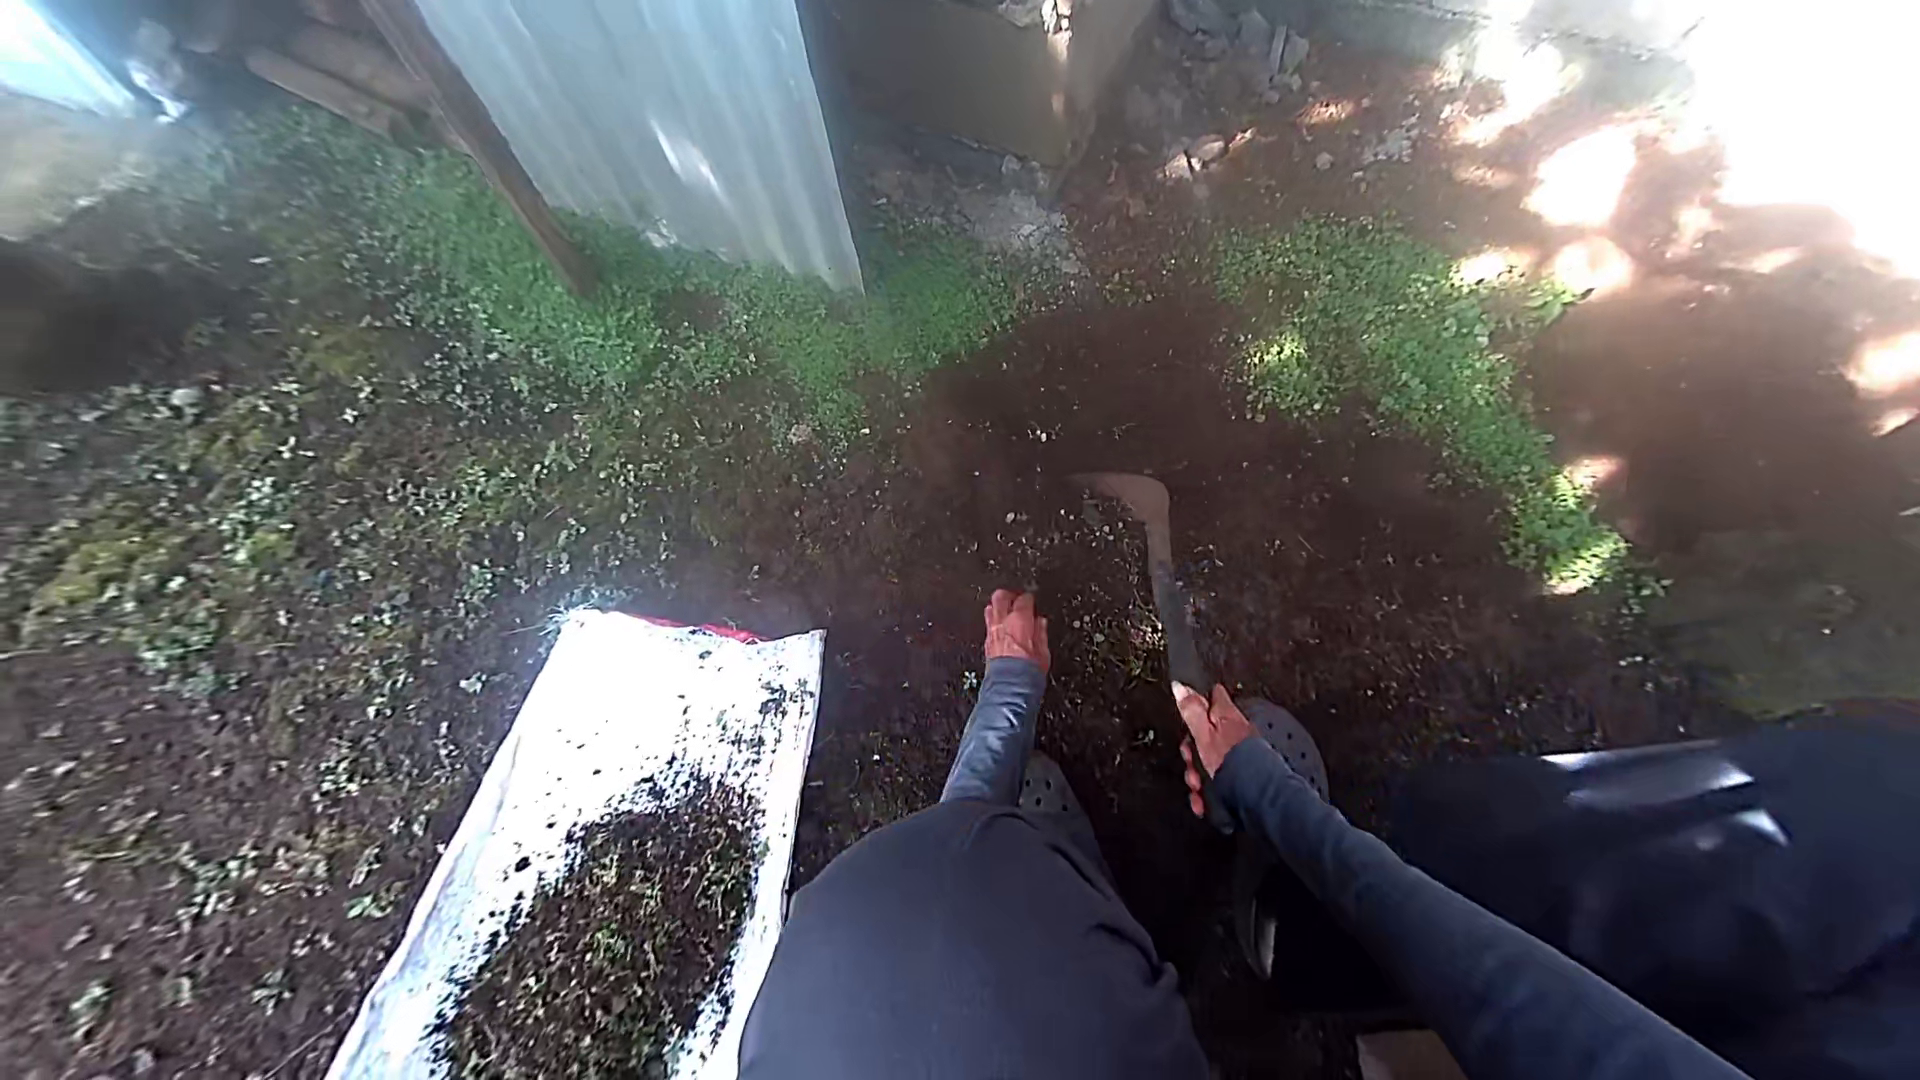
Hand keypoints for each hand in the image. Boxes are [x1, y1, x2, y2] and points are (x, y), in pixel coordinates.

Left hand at [984, 588, 1049, 674]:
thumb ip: (1041, 633)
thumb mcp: (1043, 652)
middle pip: (1001, 595)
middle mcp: (1003, 622)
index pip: (1024, 598)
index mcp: (1020, 621)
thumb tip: (1040, 623)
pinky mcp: (986, 640)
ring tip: (1007, 610)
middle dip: (1010, 594)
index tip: (1032, 602)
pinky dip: (994, 618)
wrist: (1009, 688)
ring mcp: (992, 630)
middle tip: (1017, 599)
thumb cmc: (1027, 673)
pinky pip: (988, 621)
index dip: (1029, 598)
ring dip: (999, 605)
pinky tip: (1000, 624)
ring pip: (991, 606)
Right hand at [1173, 682, 1255, 818]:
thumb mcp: (1203, 733)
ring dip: (1198, 773)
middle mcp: (1237, 730)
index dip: (1196, 705)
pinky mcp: (1244, 774)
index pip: (1213, 696)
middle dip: (1192, 750)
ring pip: (1210, 757)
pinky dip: (1210, 789)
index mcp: (1227, 715)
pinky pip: (1220, 777)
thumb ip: (1191, 709)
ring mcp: (1241, 753)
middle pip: (1206, 732)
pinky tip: (1205, 799)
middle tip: (1191, 761)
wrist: (1258, 796)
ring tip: (1198, 786)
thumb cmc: (1233, 762)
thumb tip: (1180, 687)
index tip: (1188, 718)